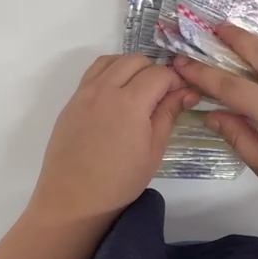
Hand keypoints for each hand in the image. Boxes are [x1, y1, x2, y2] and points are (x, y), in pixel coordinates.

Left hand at [28, 54, 197, 223]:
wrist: (74, 198)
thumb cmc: (119, 182)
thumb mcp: (153, 151)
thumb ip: (167, 115)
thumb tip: (186, 93)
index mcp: (130, 103)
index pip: (159, 74)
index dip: (175, 82)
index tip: (181, 97)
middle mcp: (105, 89)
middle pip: (135, 60)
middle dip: (154, 71)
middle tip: (161, 96)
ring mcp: (84, 93)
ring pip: (112, 60)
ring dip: (129, 68)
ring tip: (138, 91)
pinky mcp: (71, 102)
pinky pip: (92, 73)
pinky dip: (109, 74)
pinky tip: (116, 96)